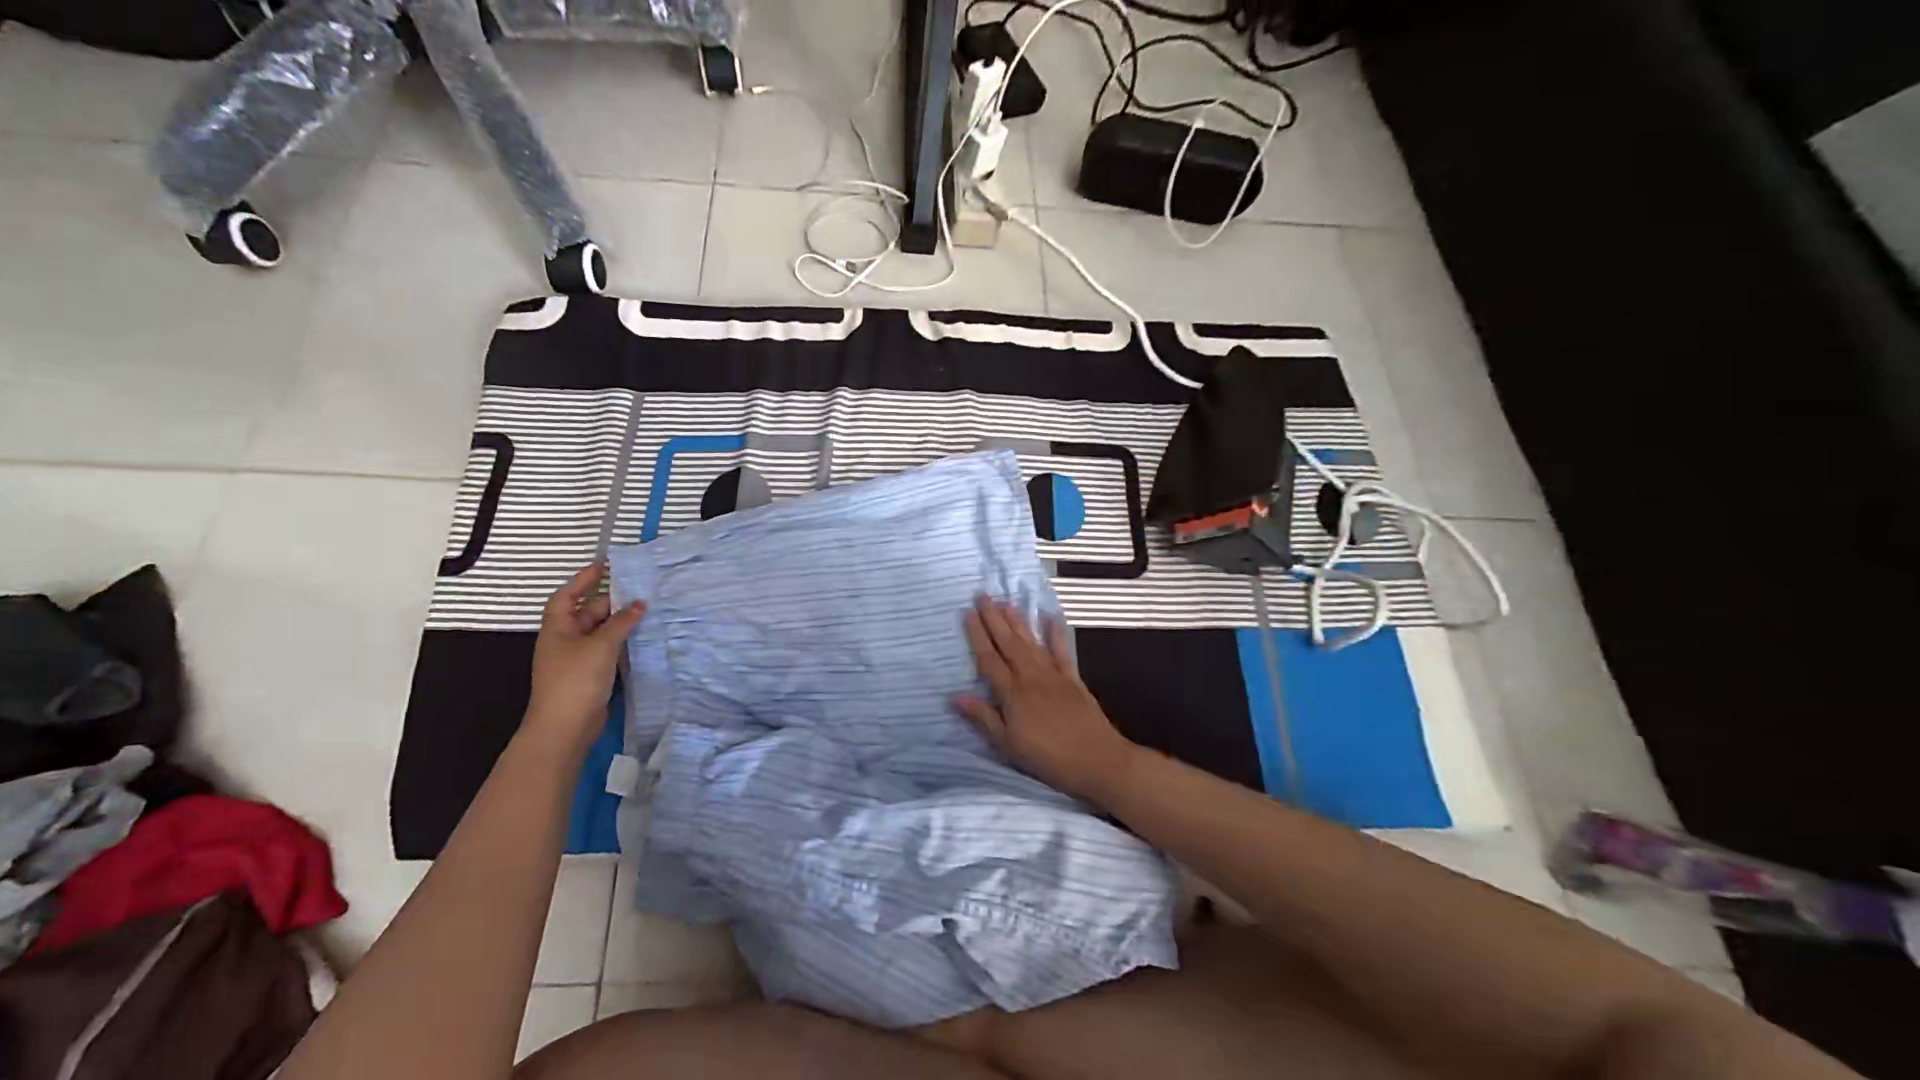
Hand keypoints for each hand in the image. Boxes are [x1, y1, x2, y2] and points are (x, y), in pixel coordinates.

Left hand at [525, 563, 646, 752]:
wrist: (566, 727)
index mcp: (558, 627)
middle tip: (642, 589)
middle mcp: (566, 639)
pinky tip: (643, 636)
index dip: (585, 578)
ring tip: (649, 609)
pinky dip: (624, 641)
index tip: (606, 564)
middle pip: (589, 612)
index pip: (568, 595)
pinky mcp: (591, 673)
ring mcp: (579, 657)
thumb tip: (640, 603)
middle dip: (612, 601)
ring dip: (622, 621)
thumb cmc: (576, 679)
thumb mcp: (601, 645)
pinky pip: (609, 649)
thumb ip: (621, 622)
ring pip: (602, 631)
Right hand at [955, 596, 1142, 804]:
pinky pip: (1061, 650)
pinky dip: (1055, 632)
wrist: (1097, 760)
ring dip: (1018, 621)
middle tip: (983, 595)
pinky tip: (1050, 617)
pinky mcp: (1073, 679)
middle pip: (1009, 643)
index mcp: (1012, 693)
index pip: (989, 659)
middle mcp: (1031, 677)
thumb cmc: (1048, 758)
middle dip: (994, 618)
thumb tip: (955, 696)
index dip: (977, 635)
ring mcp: (1054, 675)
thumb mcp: (1008, 744)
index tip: (967, 613)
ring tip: (1006, 602)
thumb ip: (983, 718)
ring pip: (1031, 641)